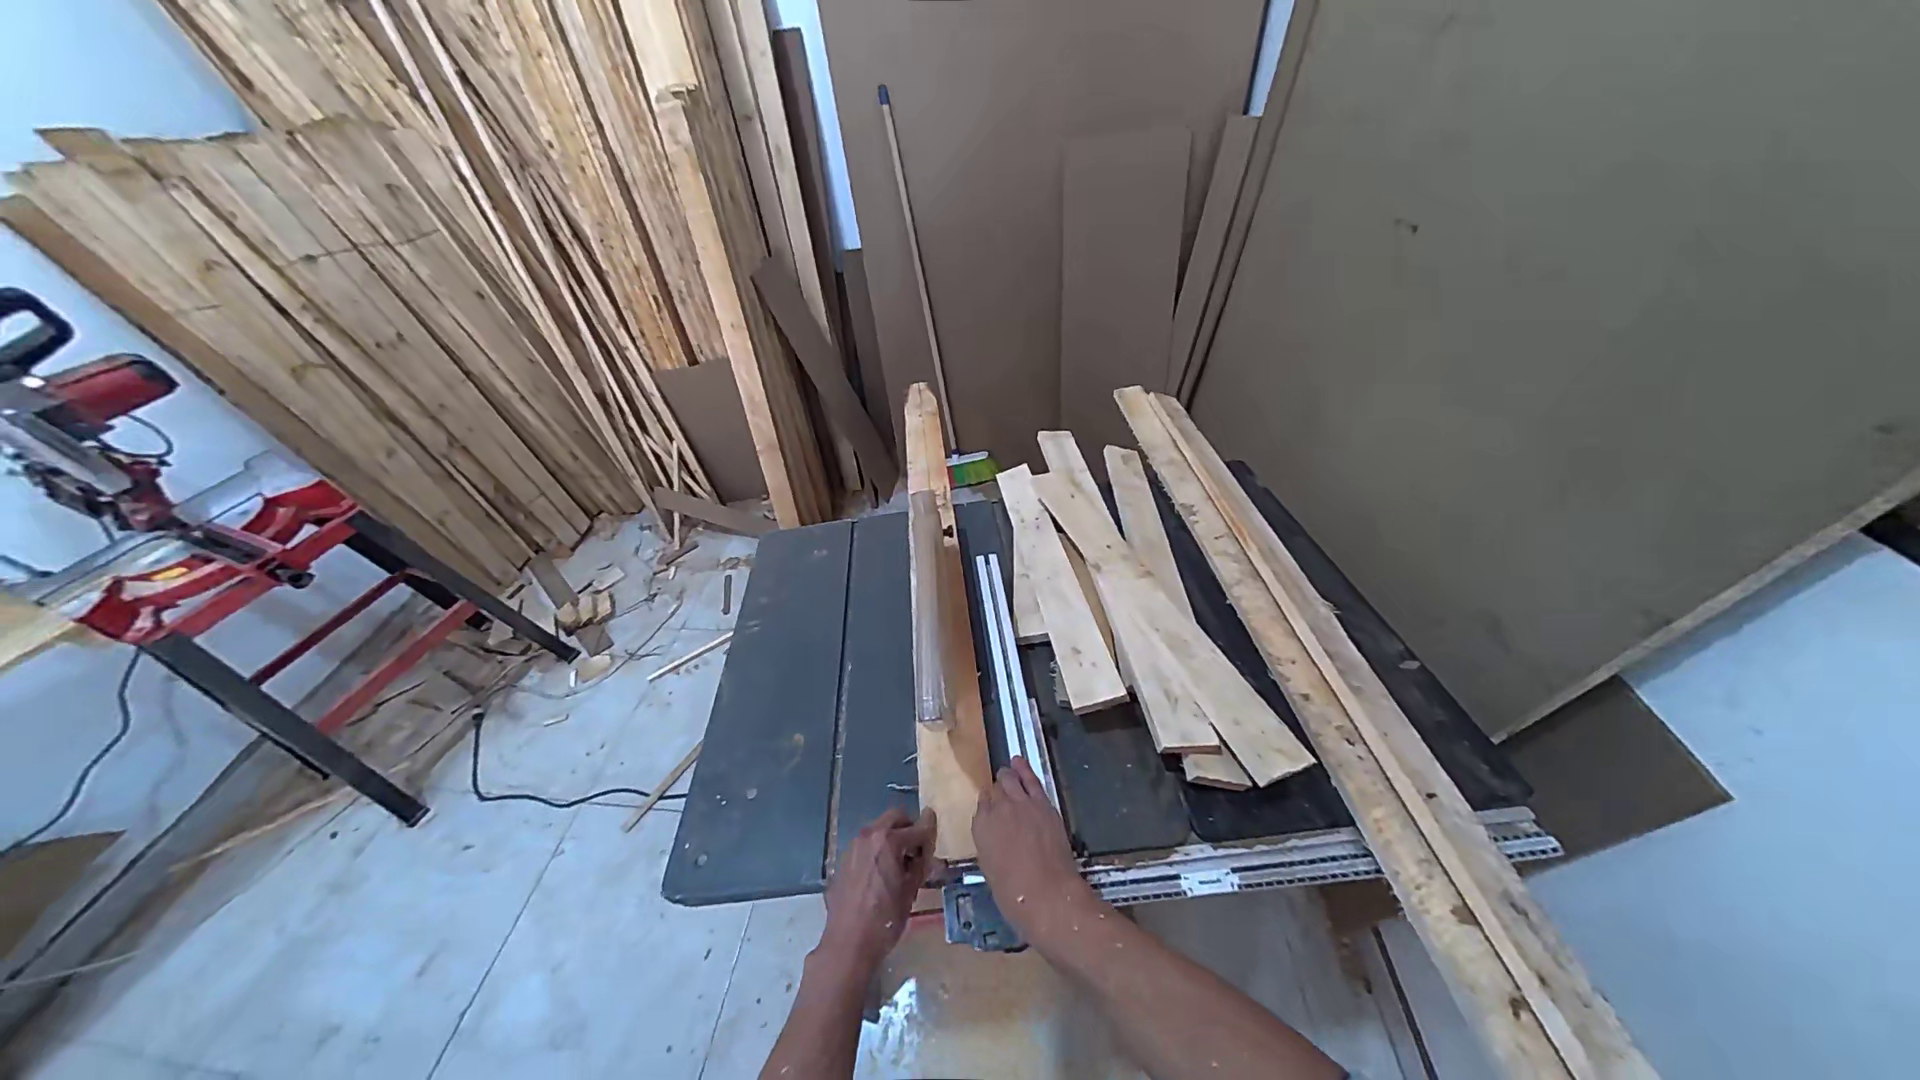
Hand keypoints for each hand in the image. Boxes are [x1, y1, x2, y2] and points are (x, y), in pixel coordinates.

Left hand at [820, 807, 939, 969]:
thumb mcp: (911, 890)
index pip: (918, 827)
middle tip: (917, 853)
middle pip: (895, 818)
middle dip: (909, 829)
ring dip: (892, 838)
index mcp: (888, 840)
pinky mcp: (844, 859)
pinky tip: (881, 874)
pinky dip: (878, 850)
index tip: (935, 845)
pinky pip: (866, 845)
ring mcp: (853, 846)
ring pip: (879, 829)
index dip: (930, 836)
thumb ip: (921, 861)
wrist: (847, 943)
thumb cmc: (885, 919)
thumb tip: (928, 847)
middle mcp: (868, 835)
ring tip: (899, 865)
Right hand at [972, 757, 1095, 942]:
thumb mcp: (991, 868)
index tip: (991, 809)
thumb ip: (990, 844)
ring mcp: (1021, 803)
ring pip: (1010, 780)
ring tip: (1007, 771)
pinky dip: (1025, 769)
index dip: (987, 806)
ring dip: (1008, 776)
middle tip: (1000, 791)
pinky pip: (1031, 780)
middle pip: (995, 790)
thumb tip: (996, 836)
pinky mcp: (1043, 803)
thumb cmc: (1014, 893)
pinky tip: (1019, 761)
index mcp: (981, 827)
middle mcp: (997, 809)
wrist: (1047, 893)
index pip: (981, 806)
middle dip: (997, 789)